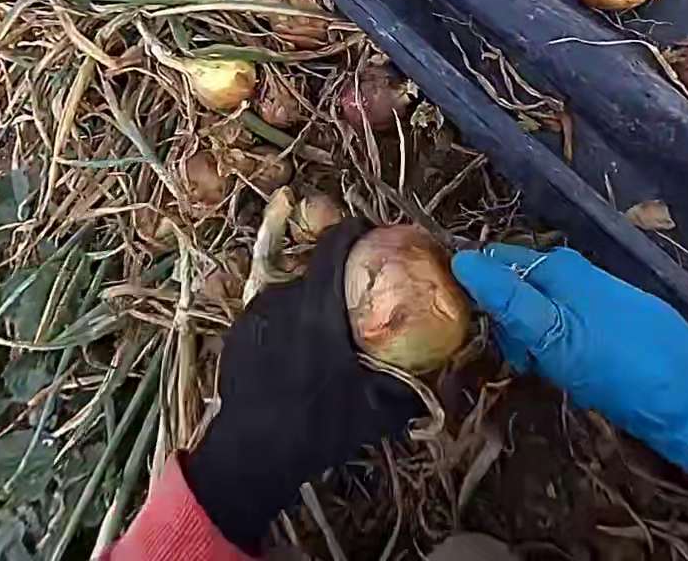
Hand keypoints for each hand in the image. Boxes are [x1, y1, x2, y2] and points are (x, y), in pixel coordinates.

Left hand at [187, 218, 421, 550]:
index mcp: (318, 305)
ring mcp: (256, 313)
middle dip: (338, 278)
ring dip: (311, 305)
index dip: (355, 230)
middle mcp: (284, 297)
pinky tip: (294, 357)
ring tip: (324, 336)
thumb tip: (448, 377)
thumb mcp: (374, 411)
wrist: (249, 457)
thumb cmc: (316, 426)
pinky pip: (272, 314)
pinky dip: (287, 324)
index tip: (372, 234)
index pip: (335, 243)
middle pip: (317, 269)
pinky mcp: (238, 332)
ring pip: (293, 293)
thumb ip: (412, 388)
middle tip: (354, 302)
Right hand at [451, 244, 687, 505]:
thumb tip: (460, 260)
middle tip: (516, 357)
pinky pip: (555, 324)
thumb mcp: (556, 336)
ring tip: (537, 369)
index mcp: (556, 265)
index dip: (475, 289)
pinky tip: (558, 369)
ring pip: (531, 308)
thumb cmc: (620, 365)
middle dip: (502, 320)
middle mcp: (569, 271)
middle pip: (510, 285)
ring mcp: (586, 296)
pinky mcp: (599, 321)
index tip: (469, 326)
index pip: (493, 260)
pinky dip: (546, 345)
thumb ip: (508, 300)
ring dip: (524, 338)